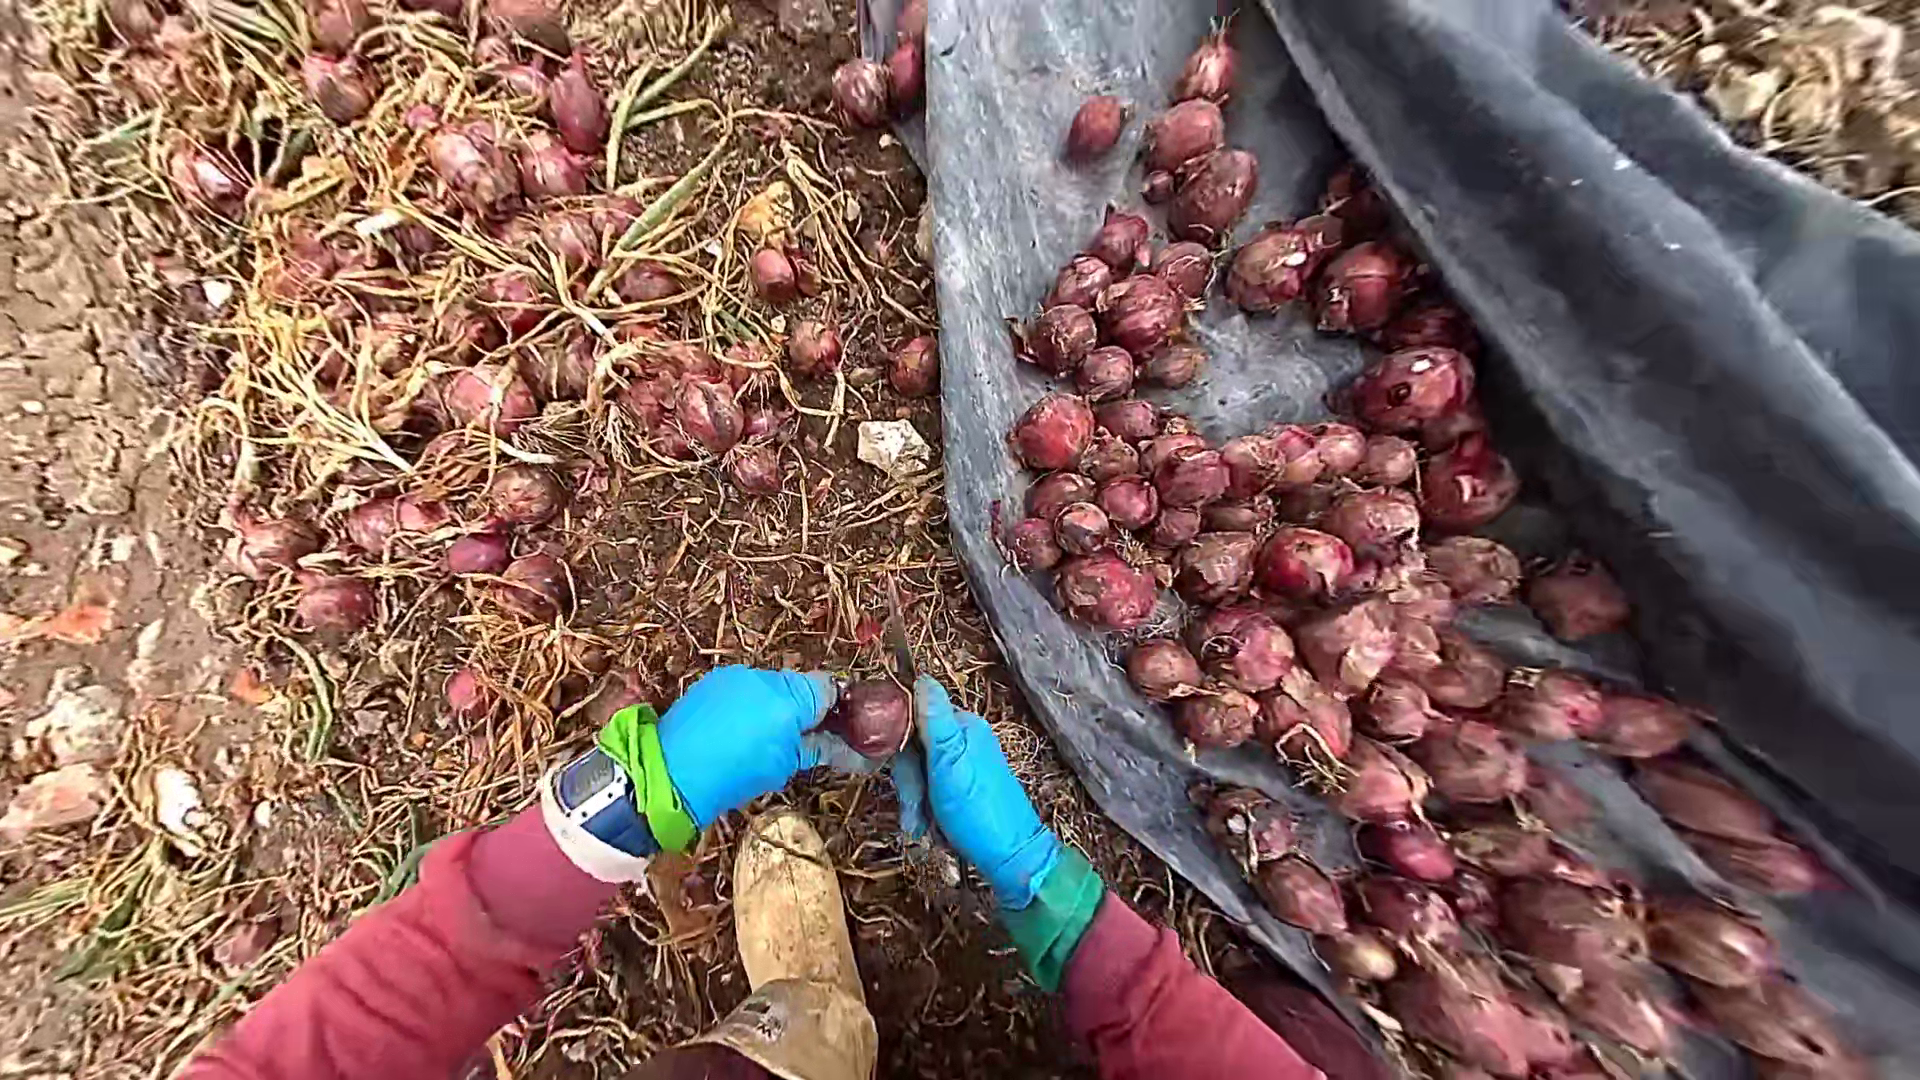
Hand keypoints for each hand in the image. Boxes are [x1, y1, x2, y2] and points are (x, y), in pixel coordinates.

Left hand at [658, 665, 871, 825]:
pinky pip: (747, 685)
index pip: (830, 687)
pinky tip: (738, 726)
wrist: (668, 774)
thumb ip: (819, 747)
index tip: (835, 725)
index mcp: (789, 700)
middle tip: (798, 736)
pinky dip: (750, 701)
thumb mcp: (783, 766)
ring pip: (774, 684)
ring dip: (777, 703)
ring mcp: (739, 675)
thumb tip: (854, 751)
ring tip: (761, 734)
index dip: (835, 706)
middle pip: (802, 685)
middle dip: (804, 707)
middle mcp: (767, 678)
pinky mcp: (717, 678)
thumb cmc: (732, 776)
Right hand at [892, 676, 1062, 908]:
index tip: (894, 768)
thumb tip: (922, 677)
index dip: (898, 744)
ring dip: (917, 803)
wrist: (1011, 859)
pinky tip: (934, 830)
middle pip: (914, 749)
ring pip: (920, 774)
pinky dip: (928, 812)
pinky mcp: (962, 788)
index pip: (913, 716)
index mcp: (962, 726)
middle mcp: (963, 740)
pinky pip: (932, 792)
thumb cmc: (979, 811)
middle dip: (909, 784)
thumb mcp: (949, 762)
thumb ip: (934, 720)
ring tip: (924, 827)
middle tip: (915, 811)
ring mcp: (963, 765)